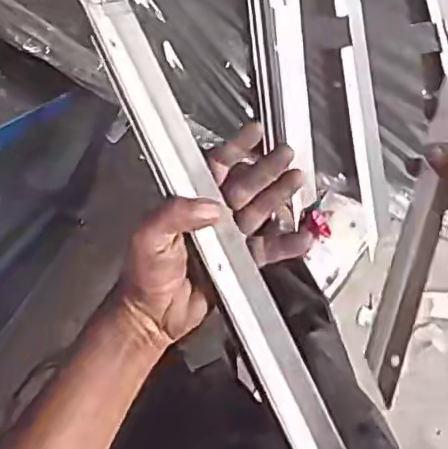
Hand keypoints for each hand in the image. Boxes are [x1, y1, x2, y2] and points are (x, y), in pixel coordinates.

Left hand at [113, 122, 316, 350]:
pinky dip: (287, 244)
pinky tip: (303, 237)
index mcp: (191, 200)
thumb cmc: (144, 273)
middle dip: (267, 167)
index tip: (255, 132)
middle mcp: (214, 214)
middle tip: (287, 152)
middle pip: (246, 183)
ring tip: (297, 179)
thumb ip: (175, 214)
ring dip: (280, 195)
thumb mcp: (149, 236)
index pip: (216, 166)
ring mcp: (230, 237)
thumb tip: (212, 208)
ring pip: (261, 210)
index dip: (237, 147)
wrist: (152, 316)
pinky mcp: (241, 262)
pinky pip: (268, 249)